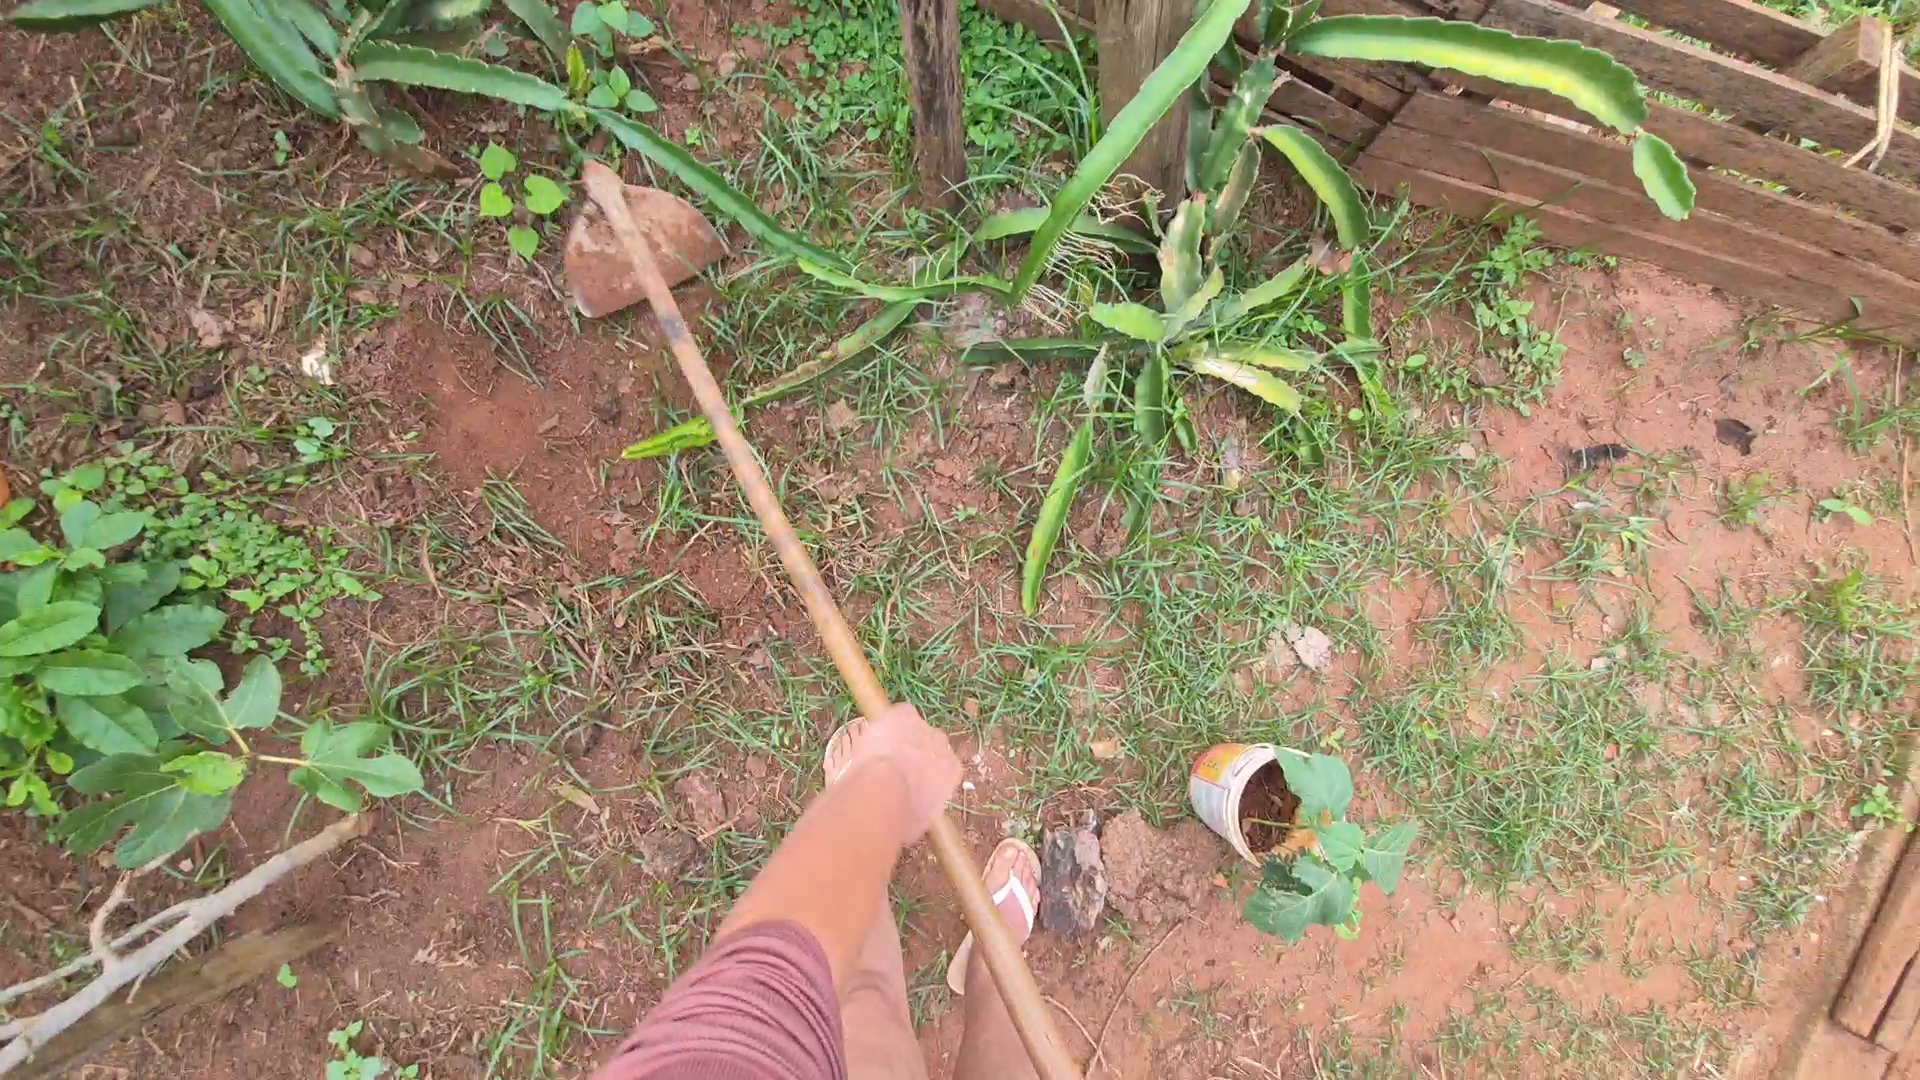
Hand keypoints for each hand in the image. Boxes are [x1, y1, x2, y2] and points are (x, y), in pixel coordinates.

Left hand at [844, 703, 960, 844]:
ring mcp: (924, 727)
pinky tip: (874, 735)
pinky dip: (887, 721)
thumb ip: (920, 807)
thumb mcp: (918, 819)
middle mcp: (943, 746)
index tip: (910, 780)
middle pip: (929, 743)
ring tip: (878, 753)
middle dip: (913, 752)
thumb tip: (909, 816)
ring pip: (911, 728)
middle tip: (892, 767)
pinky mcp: (906, 714)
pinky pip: (899, 713)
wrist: (886, 791)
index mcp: (951, 771)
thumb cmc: (902, 814)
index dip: (924, 771)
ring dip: (898, 738)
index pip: (942, 765)